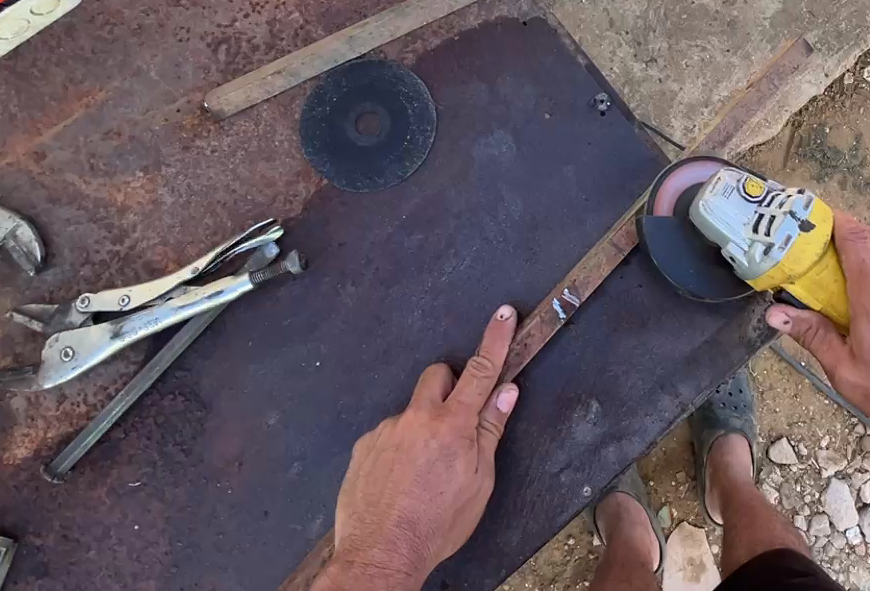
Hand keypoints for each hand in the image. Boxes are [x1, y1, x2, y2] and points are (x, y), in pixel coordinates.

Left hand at [325, 306, 521, 589]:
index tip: (504, 313)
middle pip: (437, 374)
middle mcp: (417, 418)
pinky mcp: (363, 447)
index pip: (481, 370)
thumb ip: (490, 431)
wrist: (379, 557)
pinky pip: (387, 434)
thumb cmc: (437, 525)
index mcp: (452, 425)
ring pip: (411, 411)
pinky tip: (398, 481)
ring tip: (420, 472)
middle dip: (449, 386)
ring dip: (421, 428)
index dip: (495, 339)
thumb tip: (506, 392)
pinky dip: (397, 449)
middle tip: (454, 420)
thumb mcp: (479, 482)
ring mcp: (386, 430)